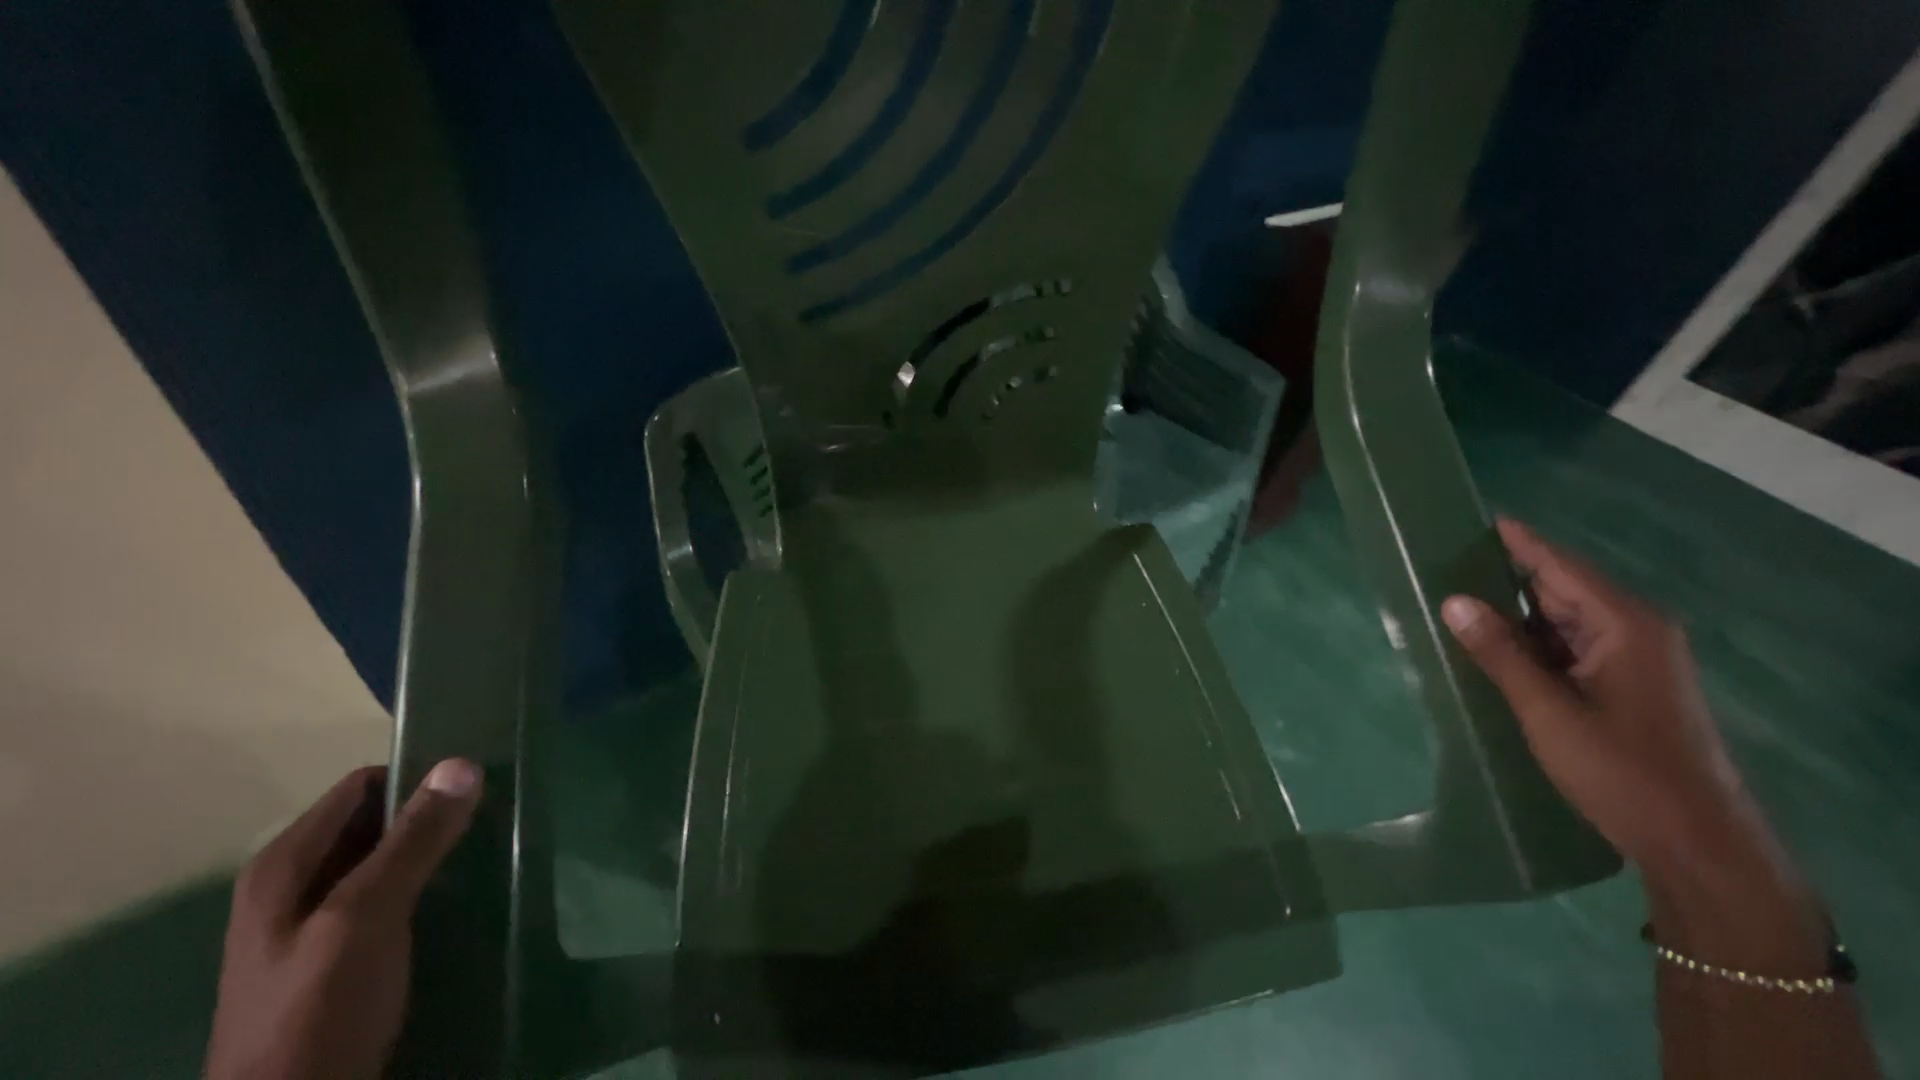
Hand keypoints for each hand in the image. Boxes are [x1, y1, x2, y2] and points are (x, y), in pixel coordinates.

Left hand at [204, 760, 481, 1079]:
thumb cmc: (319, 1010)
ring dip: (430, 859)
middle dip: (429, 819)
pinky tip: (457, 909)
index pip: (360, 788)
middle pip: (372, 825)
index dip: (414, 779)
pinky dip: (422, 895)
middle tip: (491, 823)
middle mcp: (292, 887)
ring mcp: (311, 928)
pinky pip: (386, 904)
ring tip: (485, 860)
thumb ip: (413, 841)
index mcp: (284, 865)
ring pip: (383, 866)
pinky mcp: (335, 961)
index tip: (475, 789)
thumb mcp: (367, 916)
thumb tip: (462, 764)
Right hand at [1440, 520, 1822, 954]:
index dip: (1518, 542)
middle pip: (1561, 591)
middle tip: (1446, 568)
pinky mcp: (1629, 688)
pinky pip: (1572, 651)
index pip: (1559, 566)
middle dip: (1507, 581)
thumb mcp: (1548, 711)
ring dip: (1517, 620)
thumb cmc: (1622, 771)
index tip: (1477, 518)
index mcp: (1624, 624)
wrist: (1697, 843)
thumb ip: (1500, 653)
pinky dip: (1534, 648)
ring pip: (1564, 624)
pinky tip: (1494, 654)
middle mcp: (1635, 632)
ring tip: (1456, 607)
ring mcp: (1635, 661)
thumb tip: (1454, 600)